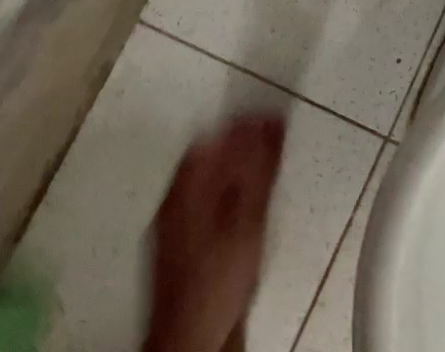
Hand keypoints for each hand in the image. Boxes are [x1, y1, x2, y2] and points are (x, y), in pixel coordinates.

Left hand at [146, 114, 287, 351]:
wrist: (194, 338)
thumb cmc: (214, 283)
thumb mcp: (246, 220)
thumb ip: (259, 171)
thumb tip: (269, 126)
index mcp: (184, 191)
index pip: (210, 138)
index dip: (240, 121)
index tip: (267, 114)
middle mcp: (175, 205)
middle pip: (205, 156)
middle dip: (238, 140)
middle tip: (269, 129)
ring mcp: (177, 229)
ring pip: (207, 180)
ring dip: (236, 164)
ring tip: (265, 157)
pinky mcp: (188, 249)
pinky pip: (209, 202)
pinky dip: (231, 190)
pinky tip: (249, 200)